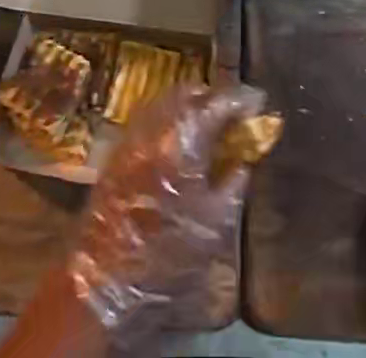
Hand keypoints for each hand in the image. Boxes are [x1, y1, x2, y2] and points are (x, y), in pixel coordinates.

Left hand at [65, 82, 264, 332]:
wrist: (106, 273)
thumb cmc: (168, 251)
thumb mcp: (216, 220)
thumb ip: (235, 178)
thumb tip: (246, 154)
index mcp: (184, 140)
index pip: (218, 101)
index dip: (242, 99)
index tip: (260, 102)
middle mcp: (156, 125)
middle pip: (190, 92)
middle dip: (215, 97)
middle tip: (235, 115)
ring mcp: (134, 132)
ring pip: (168, 100)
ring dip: (192, 105)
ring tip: (212, 125)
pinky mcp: (120, 145)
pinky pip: (152, 115)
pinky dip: (172, 117)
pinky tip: (184, 139)